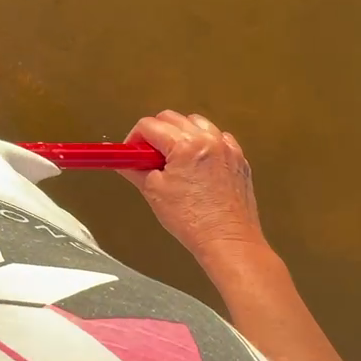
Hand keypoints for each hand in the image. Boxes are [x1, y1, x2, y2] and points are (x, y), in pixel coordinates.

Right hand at [121, 110, 264, 261]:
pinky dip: (204, 142)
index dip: (134, 138)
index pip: (148, 125)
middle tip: (149, 156)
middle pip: (171, 118)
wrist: (228, 242)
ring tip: (174, 158)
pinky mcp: (239, 160)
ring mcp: (227, 148)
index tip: (132, 153)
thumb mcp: (153, 191)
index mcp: (185, 145)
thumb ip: (134, 168)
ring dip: (180, 133)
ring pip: (196, 123)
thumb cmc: (191, 219)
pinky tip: (197, 163)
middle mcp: (208, 140)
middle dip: (155, 132)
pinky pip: (218, 138)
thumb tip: (122, 160)